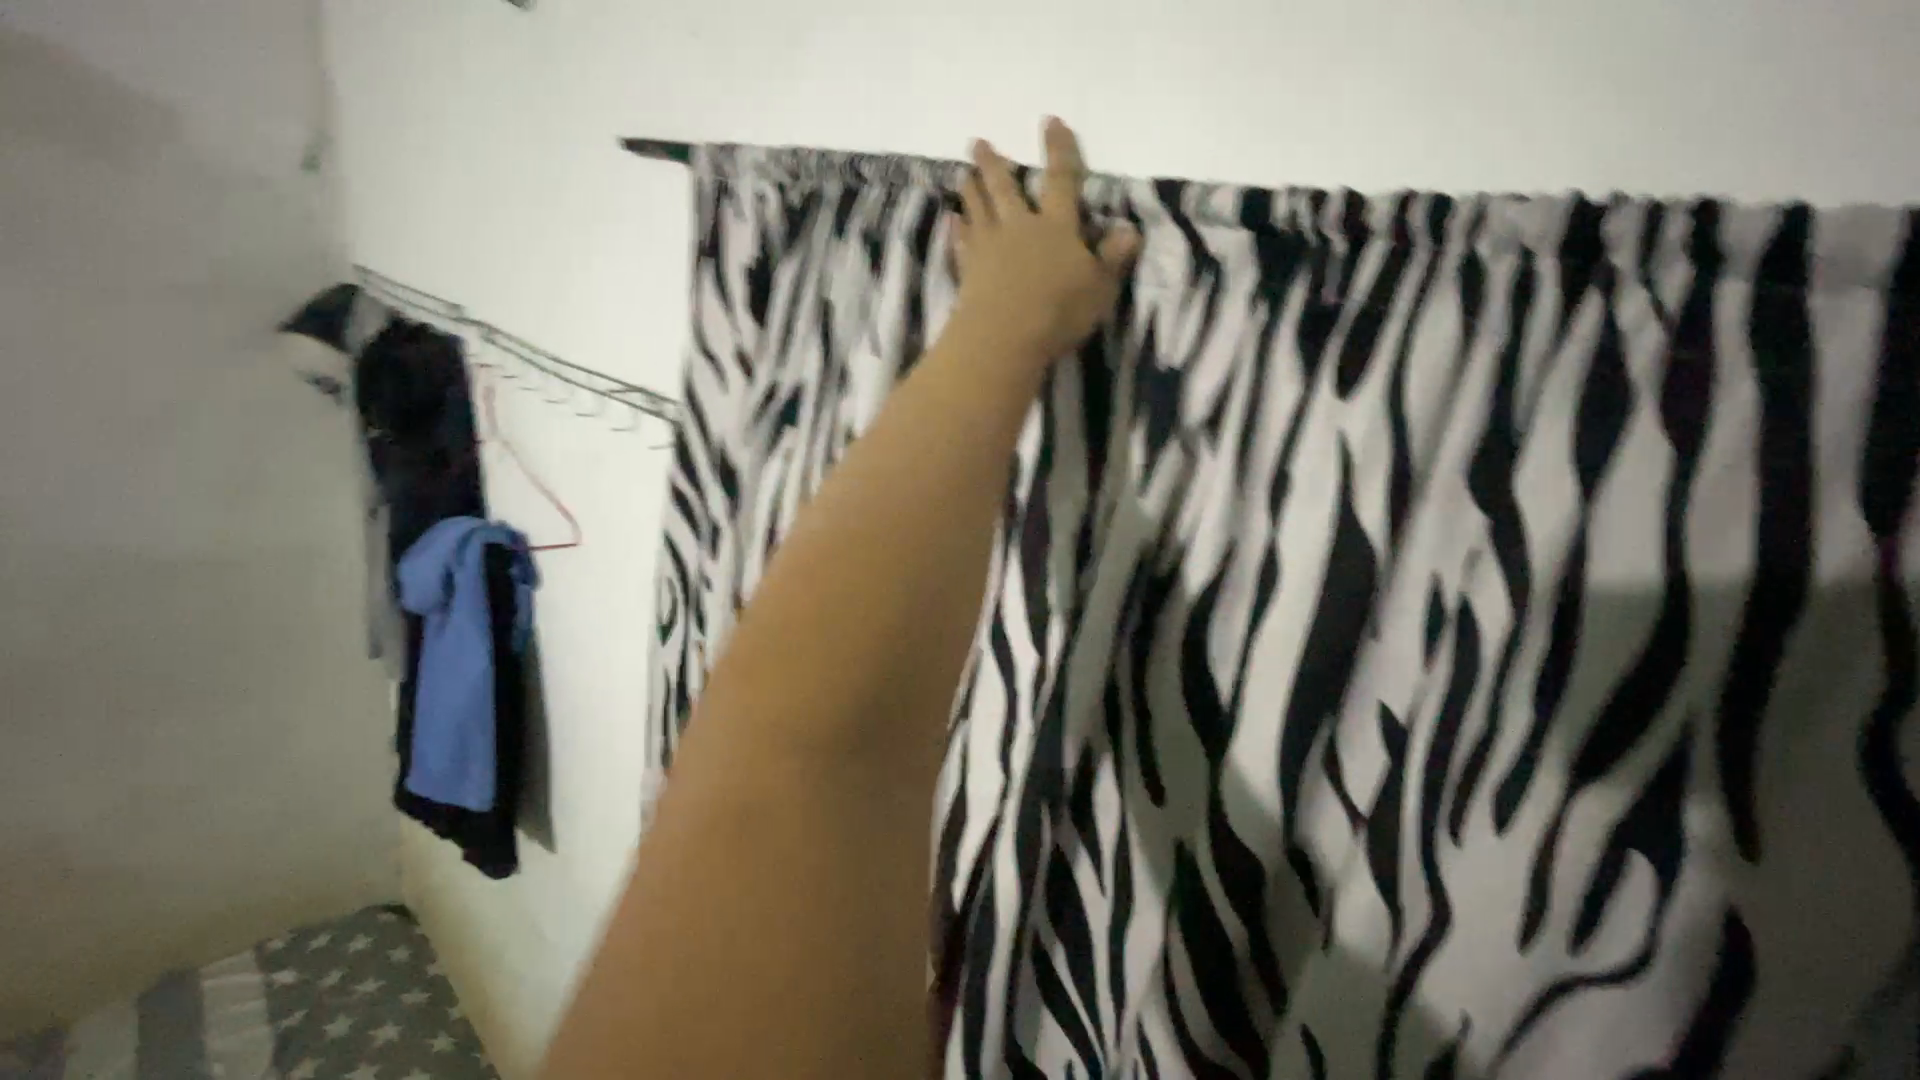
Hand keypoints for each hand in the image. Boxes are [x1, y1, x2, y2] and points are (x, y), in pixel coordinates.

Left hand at [949, 117, 1140, 363]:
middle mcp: (1020, 228)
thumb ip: (1112, 258)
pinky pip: (962, 243)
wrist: (1004, 337)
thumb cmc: (1059, 312)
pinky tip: (952, 220)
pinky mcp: (969, 271)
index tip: (1051, 121)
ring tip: (963, 172)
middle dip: (994, 164)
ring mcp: (990, 248)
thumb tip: (1130, 230)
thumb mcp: (1099, 288)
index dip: (1059, 151)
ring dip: (971, 189)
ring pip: (979, 210)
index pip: (1062, 181)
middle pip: (1005, 189)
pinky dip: (958, 230)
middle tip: (978, 142)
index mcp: (1057, 227)